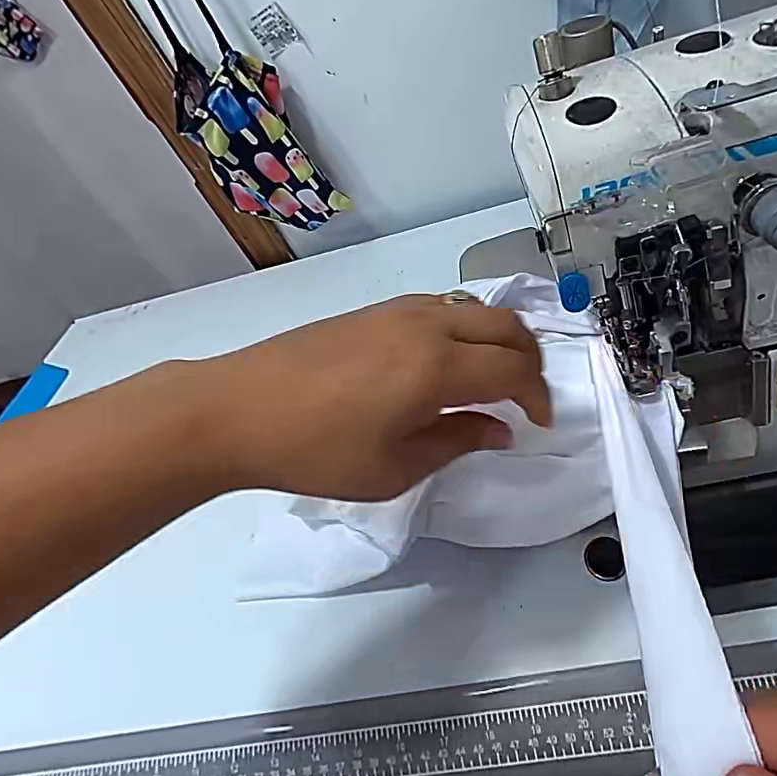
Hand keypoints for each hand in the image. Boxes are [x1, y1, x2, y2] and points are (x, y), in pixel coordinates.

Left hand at [169, 294, 551, 501]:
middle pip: (507, 325)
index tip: (538, 423)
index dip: (538, 397)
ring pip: (475, 309)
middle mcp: (428, 324)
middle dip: (530, 361)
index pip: (515, 369)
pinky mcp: (375, 309)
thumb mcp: (395, 467)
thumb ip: (458, 441)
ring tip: (491, 379)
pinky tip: (445, 363)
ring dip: (498, 339)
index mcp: (438, 365)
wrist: (238, 408)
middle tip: (526, 397)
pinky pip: (443, 308)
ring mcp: (399, 310)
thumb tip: (499, 429)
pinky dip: (466, 329)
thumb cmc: (316, 450)